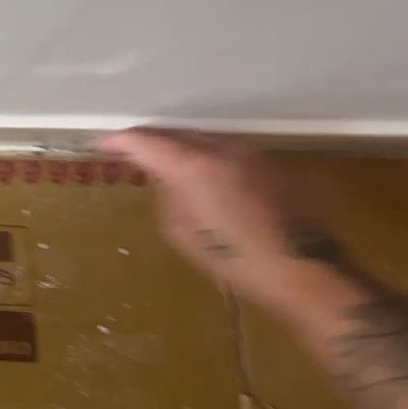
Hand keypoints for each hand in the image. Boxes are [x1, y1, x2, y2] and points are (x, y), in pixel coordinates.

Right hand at [97, 128, 354, 316]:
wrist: (307, 275)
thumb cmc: (235, 261)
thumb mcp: (181, 231)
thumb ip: (168, 194)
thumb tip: (166, 178)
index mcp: (193, 165)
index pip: (143, 140)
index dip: (117, 140)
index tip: (100, 144)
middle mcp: (222, 149)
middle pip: (174, 133)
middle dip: (148, 140)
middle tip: (128, 151)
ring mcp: (253, 153)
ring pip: (203, 137)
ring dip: (180, 145)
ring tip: (164, 160)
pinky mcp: (274, 164)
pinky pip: (228, 150)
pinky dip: (207, 155)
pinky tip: (203, 174)